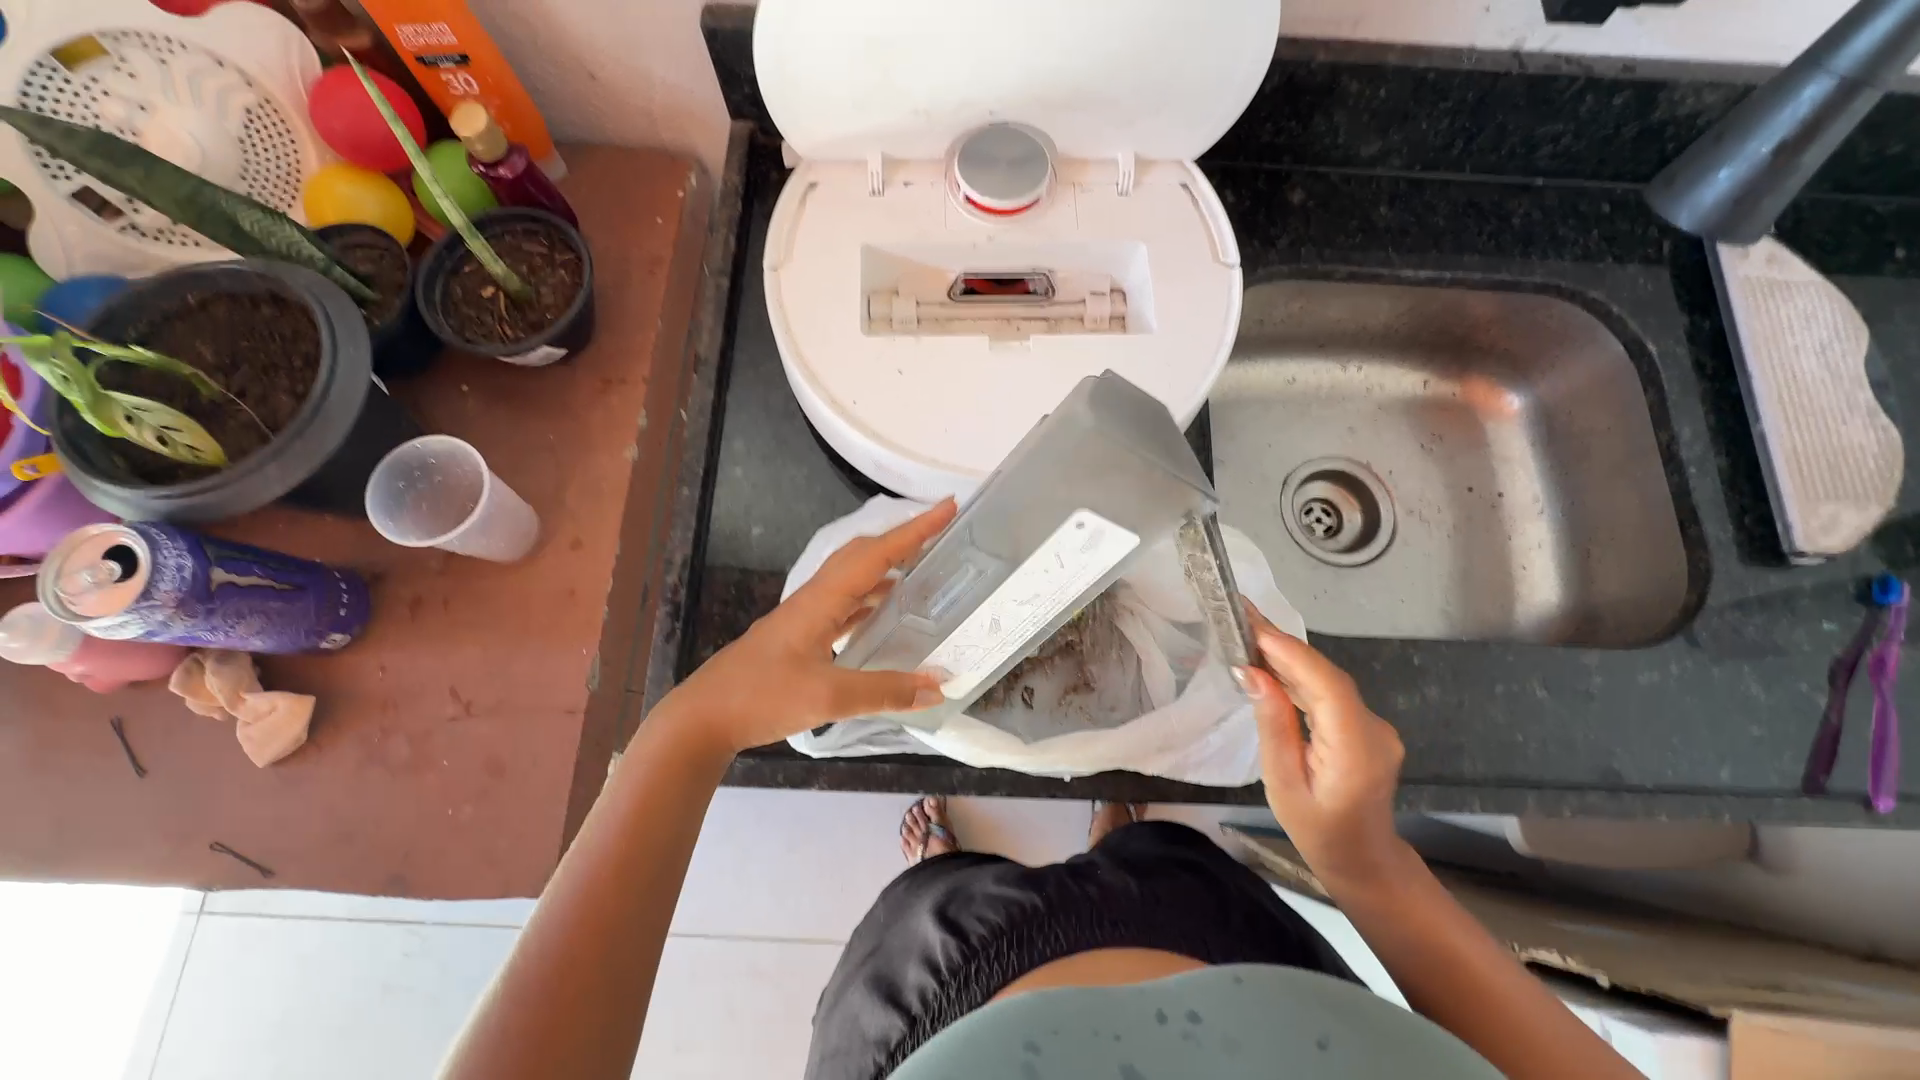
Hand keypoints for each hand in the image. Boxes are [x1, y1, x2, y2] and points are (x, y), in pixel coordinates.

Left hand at [657, 500, 956, 755]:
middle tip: (941, 537)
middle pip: (862, 556)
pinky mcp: (799, 639)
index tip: (948, 508)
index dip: (915, 530)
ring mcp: (803, 619)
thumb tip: (939, 684)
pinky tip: (885, 618)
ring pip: (853, 581)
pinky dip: (871, 603)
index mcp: (821, 600)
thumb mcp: (828, 696)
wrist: (703, 718)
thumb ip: (886, 690)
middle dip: (903, 540)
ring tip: (923, 574)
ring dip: (887, 570)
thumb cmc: (761, 697)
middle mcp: (813, 600)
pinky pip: (844, 607)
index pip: (876, 554)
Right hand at [1240, 604, 1412, 894]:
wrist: (1364, 859)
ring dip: (1290, 658)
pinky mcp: (1368, 727)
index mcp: (1356, 751)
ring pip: (1330, 682)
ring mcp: (1376, 727)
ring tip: (1250, 633)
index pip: (1326, 686)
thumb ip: (1272, 727)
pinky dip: (1302, 677)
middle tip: (1243, 617)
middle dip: (1285, 646)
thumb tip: (1253, 673)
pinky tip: (1273, 666)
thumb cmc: (1317, 832)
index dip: (1290, 652)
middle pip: (1328, 677)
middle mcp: (1374, 731)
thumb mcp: (1282, 784)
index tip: (1253, 626)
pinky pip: (1332, 694)